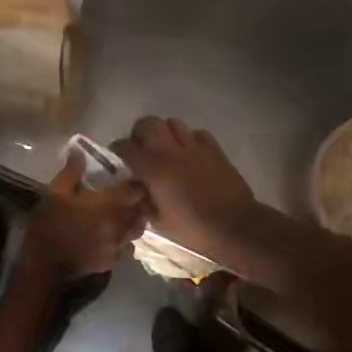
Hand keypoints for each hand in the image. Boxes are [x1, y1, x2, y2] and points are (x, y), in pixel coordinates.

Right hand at [22, 154, 150, 280]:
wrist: (45, 266)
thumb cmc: (49, 225)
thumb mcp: (54, 194)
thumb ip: (71, 172)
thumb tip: (79, 151)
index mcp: (108, 204)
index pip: (136, 189)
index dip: (137, 183)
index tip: (131, 178)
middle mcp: (120, 224)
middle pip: (143, 211)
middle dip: (141, 202)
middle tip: (132, 196)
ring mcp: (118, 245)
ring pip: (138, 231)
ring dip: (135, 222)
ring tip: (125, 217)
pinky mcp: (112, 261)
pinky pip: (127, 249)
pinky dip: (125, 242)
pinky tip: (113, 239)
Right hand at [112, 118, 256, 263]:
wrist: (233, 225)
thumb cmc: (192, 228)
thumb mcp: (158, 221)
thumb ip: (143, 200)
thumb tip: (138, 189)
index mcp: (153, 169)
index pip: (126, 146)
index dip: (118, 150)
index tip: (118, 158)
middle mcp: (171, 151)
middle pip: (148, 123)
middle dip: (140, 133)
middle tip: (142, 149)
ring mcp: (195, 147)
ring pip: (173, 123)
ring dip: (165, 134)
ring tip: (166, 150)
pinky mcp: (214, 149)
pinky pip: (196, 133)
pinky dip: (189, 139)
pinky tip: (189, 155)